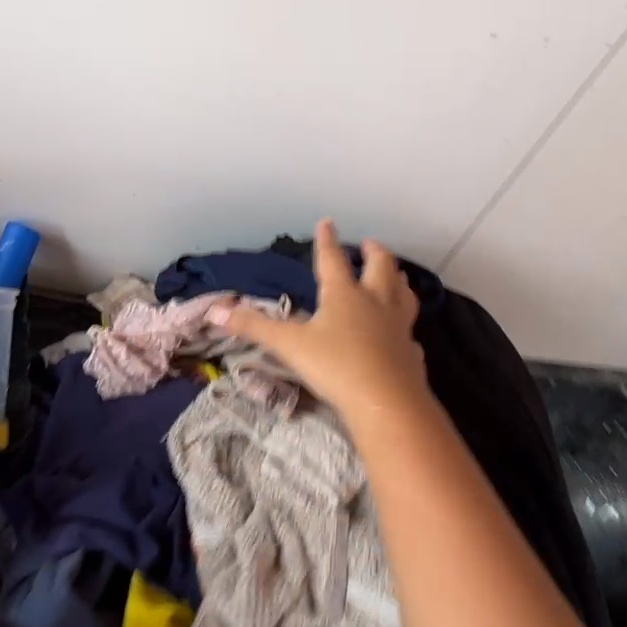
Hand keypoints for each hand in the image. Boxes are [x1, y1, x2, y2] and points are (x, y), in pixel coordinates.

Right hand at [214, 219, 428, 418]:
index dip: (327, 240)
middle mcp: (375, 302)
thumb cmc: (336, 366)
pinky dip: (406, 326)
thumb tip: (215, 310)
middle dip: (374, 252)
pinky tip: (404, 333)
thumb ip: (253, 326)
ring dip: (398, 280)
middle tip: (369, 244)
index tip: (327, 222)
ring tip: (396, 275)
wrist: (387, 404)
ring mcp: (398, 327)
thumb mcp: (288, 344)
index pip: (333, 259)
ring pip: (403, 294)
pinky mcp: (411, 352)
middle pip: (380, 267)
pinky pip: (410, 332)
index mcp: (344, 294)